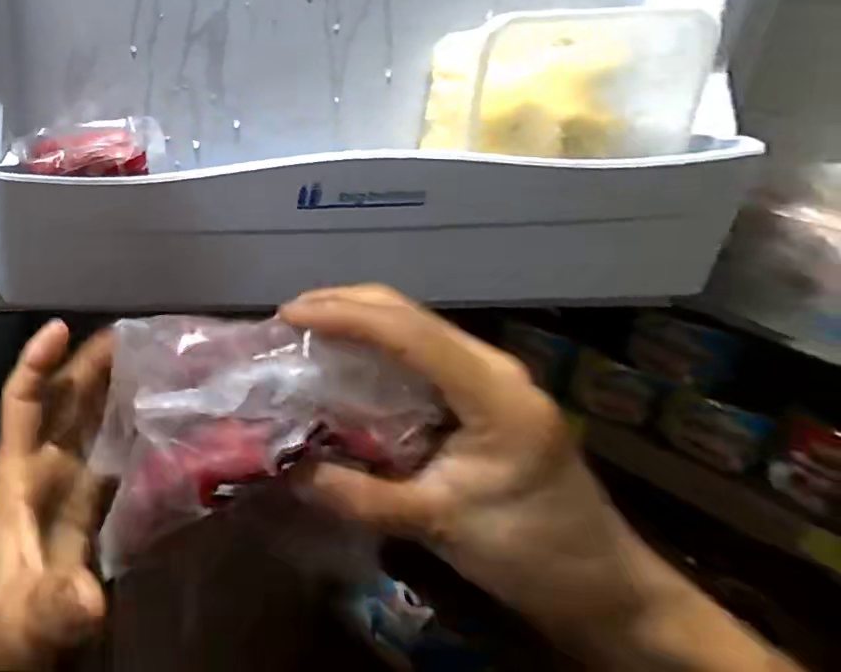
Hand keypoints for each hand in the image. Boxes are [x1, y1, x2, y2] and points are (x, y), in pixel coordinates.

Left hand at [0, 321, 113, 671]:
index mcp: (14, 479)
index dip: (36, 364)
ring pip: (85, 431)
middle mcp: (38, 474)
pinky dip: (128, 444)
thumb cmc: (0, 634)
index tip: (60, 327)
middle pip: (60, 406)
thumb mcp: (24, 622)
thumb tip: (88, 595)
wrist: (3, 666)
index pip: (21, 405)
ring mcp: (62, 496)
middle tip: (128, 335)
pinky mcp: (85, 523)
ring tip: (147, 365)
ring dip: (108, 396)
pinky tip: (158, 433)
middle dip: (85, 367)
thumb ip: (51, 607)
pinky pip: (108, 469)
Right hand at [281, 285, 799, 670]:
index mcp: (495, 397)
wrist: (612, 591)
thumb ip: (358, 496)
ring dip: (351, 314)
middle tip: (285, 320)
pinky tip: (341, 351)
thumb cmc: (533, 555)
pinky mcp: (482, 387)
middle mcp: (494, 370)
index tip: (285, 319)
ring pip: (409, 318)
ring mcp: (491, 375)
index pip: (408, 332)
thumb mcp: (439, 527)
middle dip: (337, 303)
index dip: (341, 315)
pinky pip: (416, 341)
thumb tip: (283, 466)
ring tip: (302, 328)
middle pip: (405, 309)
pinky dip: (370, 333)